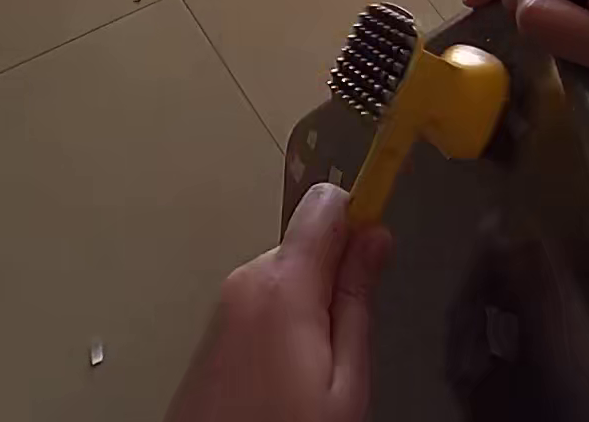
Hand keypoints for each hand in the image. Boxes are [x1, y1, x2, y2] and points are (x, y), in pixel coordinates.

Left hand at [165, 184, 390, 421]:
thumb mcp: (345, 385)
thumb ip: (359, 298)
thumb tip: (376, 236)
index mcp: (284, 283)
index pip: (327, 203)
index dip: (360, 214)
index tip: (377, 245)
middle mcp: (248, 281)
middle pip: (310, 240)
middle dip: (336, 273)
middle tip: (344, 341)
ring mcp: (224, 307)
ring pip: (289, 272)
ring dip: (310, 302)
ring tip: (310, 372)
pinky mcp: (211, 333)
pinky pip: (264, 299)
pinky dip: (284, 320)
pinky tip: (282, 379)